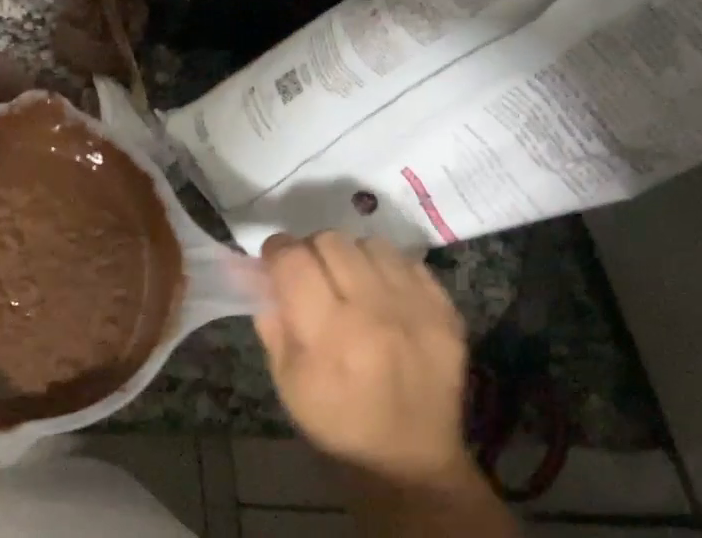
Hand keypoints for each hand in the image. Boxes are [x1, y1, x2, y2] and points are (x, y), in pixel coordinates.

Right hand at [254, 232, 471, 491]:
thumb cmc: (337, 421)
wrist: (410, 459)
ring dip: (351, 256)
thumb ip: (271, 318)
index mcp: (330, 333)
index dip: (276, 251)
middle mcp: (375, 312)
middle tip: (310, 273)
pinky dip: (388, 269)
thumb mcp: (286, 379)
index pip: (293, 259)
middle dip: (311, 251)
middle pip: (330, 241)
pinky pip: (409, 262)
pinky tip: (382, 293)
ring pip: (370, 244)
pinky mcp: (446, 314)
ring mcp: (417, 310)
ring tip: (349, 281)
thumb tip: (255, 271)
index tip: (274, 261)